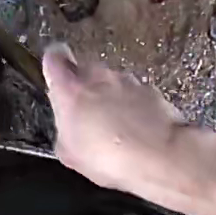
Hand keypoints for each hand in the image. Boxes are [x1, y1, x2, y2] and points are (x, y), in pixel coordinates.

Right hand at [42, 44, 206, 196]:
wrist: (161, 156)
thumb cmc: (110, 157)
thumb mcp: (70, 154)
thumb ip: (64, 132)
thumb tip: (68, 130)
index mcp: (70, 88)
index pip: (54, 57)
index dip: (54, 65)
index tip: (55, 77)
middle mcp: (98, 76)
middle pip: (84, 72)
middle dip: (85, 90)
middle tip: (87, 118)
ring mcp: (127, 81)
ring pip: (111, 84)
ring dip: (110, 100)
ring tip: (115, 131)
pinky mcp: (151, 90)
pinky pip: (135, 96)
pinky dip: (134, 108)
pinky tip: (136, 133)